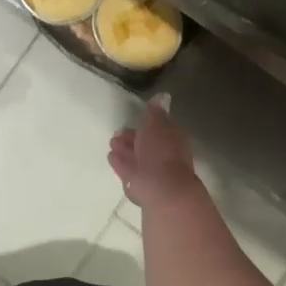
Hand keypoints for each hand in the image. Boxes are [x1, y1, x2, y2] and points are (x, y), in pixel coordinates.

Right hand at [108, 92, 198, 208]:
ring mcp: (155, 173)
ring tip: (112, 143)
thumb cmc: (160, 151)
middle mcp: (167, 156)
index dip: (146, 124)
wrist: (161, 188)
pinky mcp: (143, 187)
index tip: (133, 120)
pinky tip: (112, 157)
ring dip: (125, 150)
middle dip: (133, 138)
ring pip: (138, 158)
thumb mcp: (156, 124)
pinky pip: (130, 171)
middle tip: (117, 133)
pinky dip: (122, 163)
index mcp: (174, 140)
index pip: (161, 129)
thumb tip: (163, 96)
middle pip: (148, 145)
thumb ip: (155, 111)